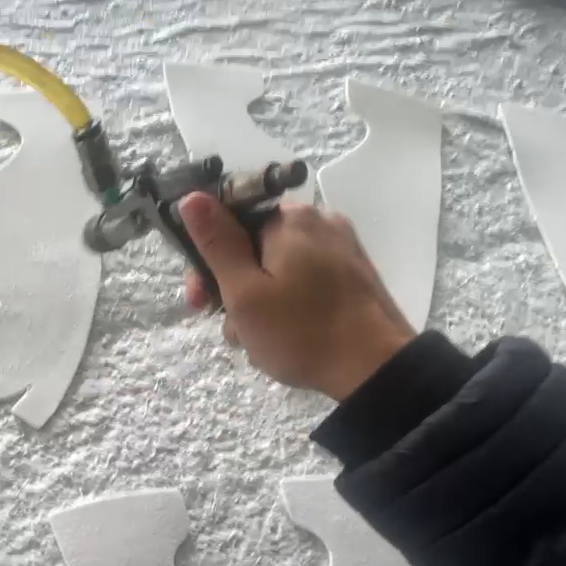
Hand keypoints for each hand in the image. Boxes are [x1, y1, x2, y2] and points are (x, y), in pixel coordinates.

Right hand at [180, 194, 415, 400]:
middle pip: (252, 245)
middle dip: (230, 287)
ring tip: (257, 341)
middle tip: (230, 328)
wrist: (373, 368)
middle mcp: (318, 221)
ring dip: (256, 302)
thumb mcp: (244, 292)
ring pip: (275, 267)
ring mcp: (340, 247)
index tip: (198, 299)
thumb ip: (217, 244)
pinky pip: (301, 280)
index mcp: (290, 219)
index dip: (206, 258)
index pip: (230, 220)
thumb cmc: (300, 331)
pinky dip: (284, 304)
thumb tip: (191, 197)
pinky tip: (282, 334)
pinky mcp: (351, 273)